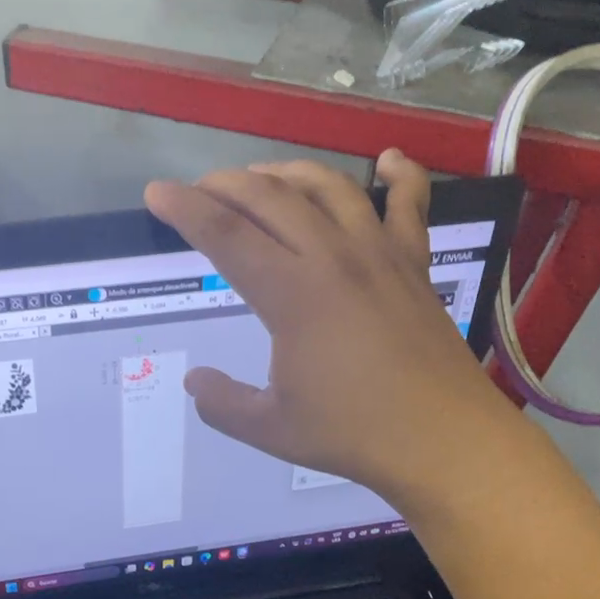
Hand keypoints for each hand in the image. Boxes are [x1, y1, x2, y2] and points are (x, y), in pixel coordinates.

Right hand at [144, 151, 510, 502]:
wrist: (442, 438)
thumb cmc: (352, 433)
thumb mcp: (269, 428)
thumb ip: (222, 403)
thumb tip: (195, 381)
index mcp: (291, 295)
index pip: (226, 236)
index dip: (186, 210)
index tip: (157, 194)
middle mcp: (333, 258)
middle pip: (271, 198)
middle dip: (226, 185)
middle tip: (200, 191)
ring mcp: (379, 254)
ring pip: (329, 188)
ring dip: (286, 173)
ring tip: (260, 178)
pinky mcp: (414, 263)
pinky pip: (409, 203)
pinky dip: (399, 175)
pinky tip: (386, 160)